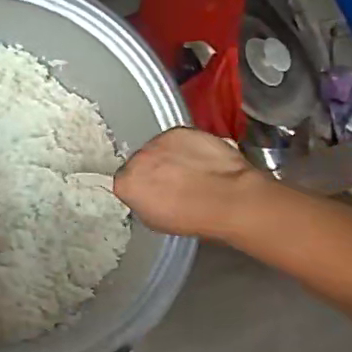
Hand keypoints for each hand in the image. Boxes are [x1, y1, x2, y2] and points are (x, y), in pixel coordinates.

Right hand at [114, 127, 271, 239]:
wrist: (226, 198)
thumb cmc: (192, 217)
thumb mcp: (155, 221)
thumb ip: (142, 202)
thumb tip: (146, 195)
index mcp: (125, 184)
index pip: (125, 183)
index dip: (140, 189)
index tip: (152, 195)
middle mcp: (137, 158)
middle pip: (140, 162)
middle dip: (153, 170)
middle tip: (173, 185)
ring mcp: (158, 141)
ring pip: (158, 148)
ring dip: (169, 157)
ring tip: (190, 173)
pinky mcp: (180, 131)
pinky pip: (177, 138)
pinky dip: (186, 147)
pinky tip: (201, 161)